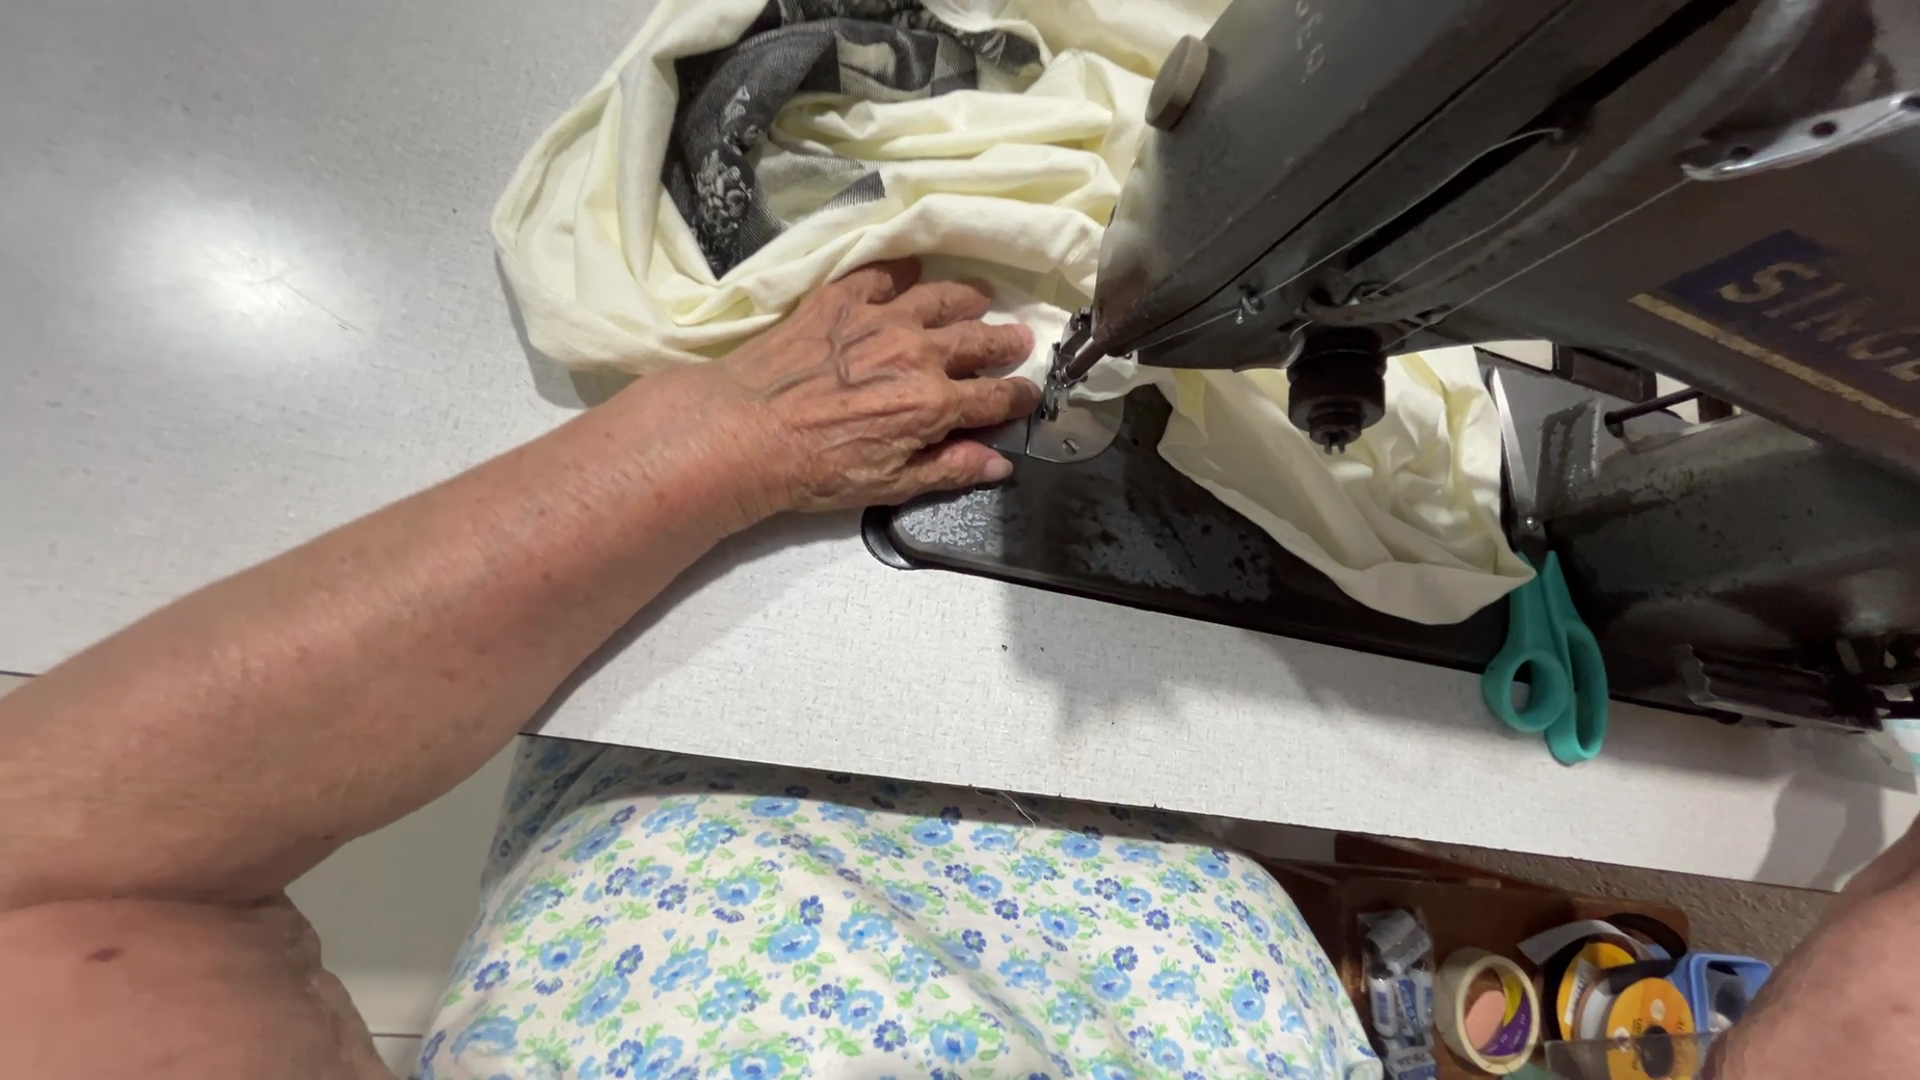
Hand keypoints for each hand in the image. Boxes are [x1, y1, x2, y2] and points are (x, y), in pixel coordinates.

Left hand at [701, 257, 1041, 520]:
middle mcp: (917, 353)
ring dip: (967, 297)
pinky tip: (910, 274)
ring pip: (940, 298)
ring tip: (981, 295)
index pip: (993, 397)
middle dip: (1005, 341)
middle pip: (977, 341)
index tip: (1031, 393)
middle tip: (1020, 337)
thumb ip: (949, 469)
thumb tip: (1000, 465)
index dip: (1018, 396)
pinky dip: (903, 273)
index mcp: (932, 404)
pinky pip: (883, 275)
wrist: (745, 430)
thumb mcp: (890, 484)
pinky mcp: (841, 299)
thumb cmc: (816, 469)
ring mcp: (879, 319)